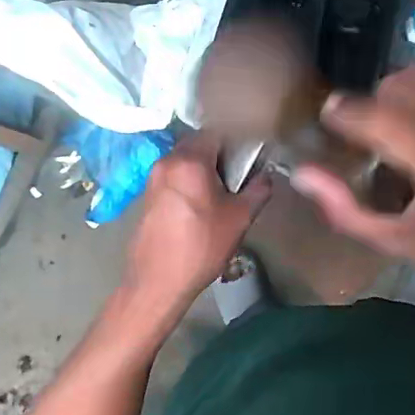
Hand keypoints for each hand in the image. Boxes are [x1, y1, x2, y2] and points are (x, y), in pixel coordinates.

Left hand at [124, 134, 271, 306]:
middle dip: (220, 152)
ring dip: (203, 166)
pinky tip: (201, 202)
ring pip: (184, 159)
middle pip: (198, 143)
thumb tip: (267, 176)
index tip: (252, 154)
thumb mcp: (240, 218)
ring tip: (222, 189)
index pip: (217, 132)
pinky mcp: (147, 194)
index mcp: (190, 161)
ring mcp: (153, 177)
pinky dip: (189, 179)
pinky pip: (173, 174)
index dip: (237, 140)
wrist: (157, 282)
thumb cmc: (202, 246)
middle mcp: (167, 161)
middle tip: (240, 172)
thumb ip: (258, 190)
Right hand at [289, 67, 414, 286]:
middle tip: (372, 133)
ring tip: (402, 124)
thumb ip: (346, 209)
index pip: (380, 117)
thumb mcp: (399, 241)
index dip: (346, 112)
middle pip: (399, 87)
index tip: (330, 116)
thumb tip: (304, 173)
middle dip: (374, 105)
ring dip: (401, 94)